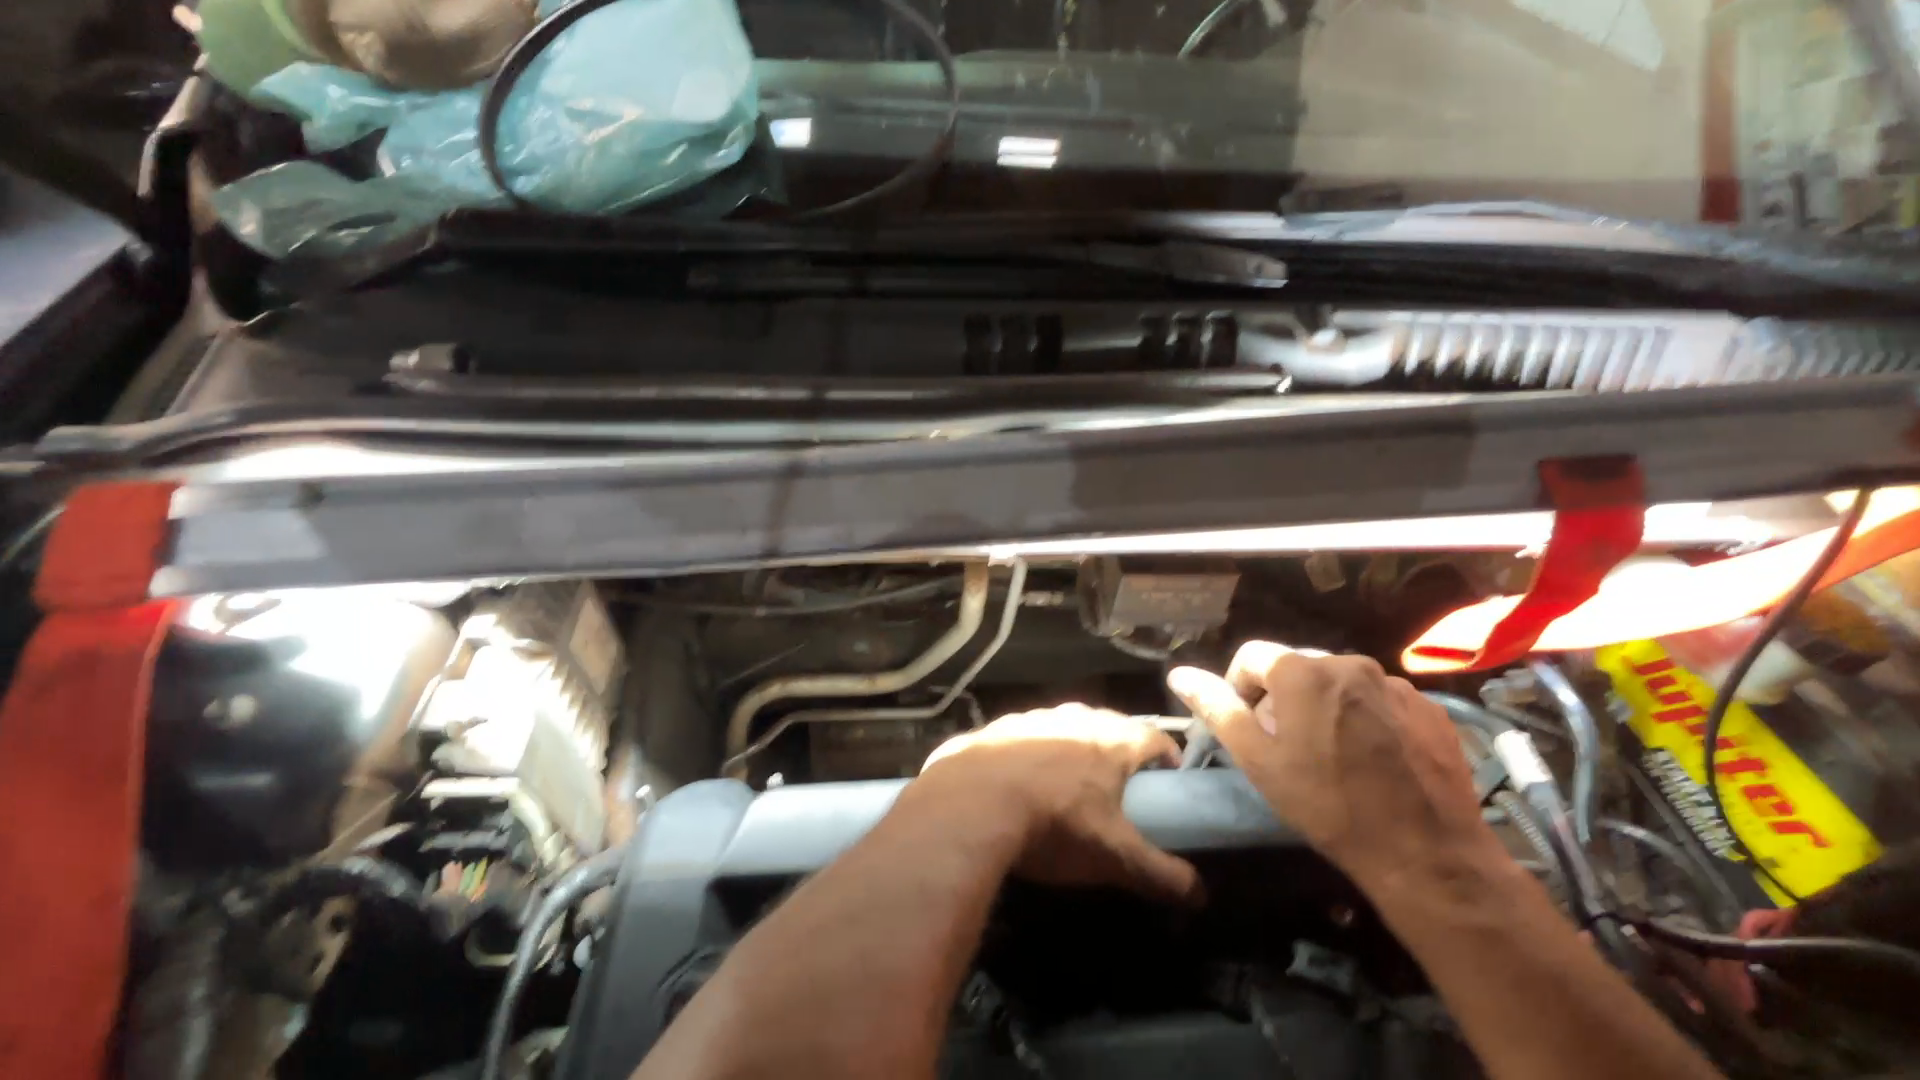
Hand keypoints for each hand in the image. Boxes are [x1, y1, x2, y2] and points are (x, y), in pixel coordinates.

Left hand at [918, 704, 1202, 905]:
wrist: (969, 805)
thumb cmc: (1055, 826)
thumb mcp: (1115, 858)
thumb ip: (1161, 875)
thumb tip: (1201, 895)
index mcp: (1111, 740)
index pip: (1154, 737)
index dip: (1165, 758)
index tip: (1169, 780)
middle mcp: (1073, 718)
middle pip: (1107, 728)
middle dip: (1116, 753)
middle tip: (1118, 788)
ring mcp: (1028, 719)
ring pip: (1061, 729)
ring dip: (1068, 751)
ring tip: (1065, 788)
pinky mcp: (990, 730)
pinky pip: (1019, 740)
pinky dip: (1025, 758)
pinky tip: (1015, 786)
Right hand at [1166, 643, 1501, 896]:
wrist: (1423, 850)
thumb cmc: (1326, 804)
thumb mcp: (1258, 761)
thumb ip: (1218, 709)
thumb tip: (1180, 674)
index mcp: (1303, 671)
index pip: (1252, 656)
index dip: (1239, 688)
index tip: (1247, 727)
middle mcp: (1350, 663)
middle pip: (1299, 668)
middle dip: (1284, 698)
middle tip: (1286, 746)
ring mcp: (1396, 684)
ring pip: (1343, 684)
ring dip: (1327, 707)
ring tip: (1332, 755)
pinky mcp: (1429, 708)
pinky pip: (1382, 701)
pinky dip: (1368, 719)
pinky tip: (1373, 760)